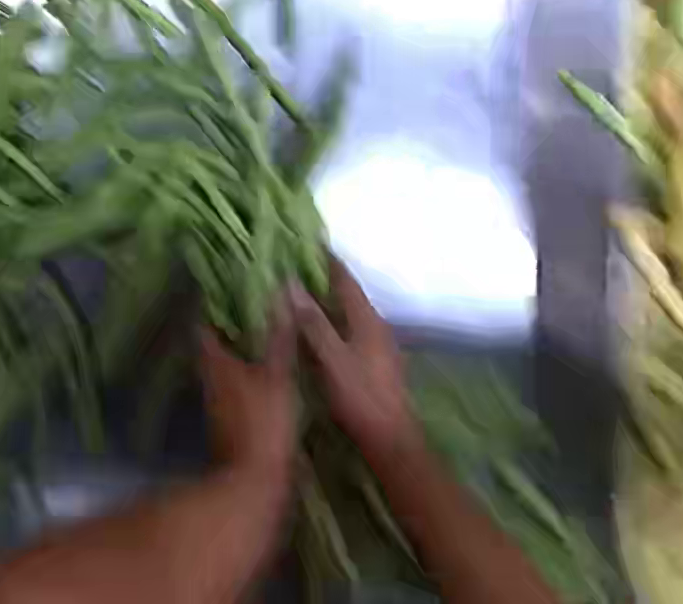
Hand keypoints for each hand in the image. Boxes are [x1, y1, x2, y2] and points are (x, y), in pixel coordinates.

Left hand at [197, 302, 296, 478]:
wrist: (253, 483)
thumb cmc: (263, 423)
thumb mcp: (277, 375)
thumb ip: (279, 337)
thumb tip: (281, 293)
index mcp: (213, 360)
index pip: (204, 322)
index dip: (213, 303)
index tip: (229, 287)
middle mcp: (208, 375)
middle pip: (213, 342)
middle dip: (229, 325)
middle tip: (251, 306)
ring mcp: (216, 399)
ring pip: (223, 364)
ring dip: (238, 349)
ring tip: (262, 333)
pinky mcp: (227, 418)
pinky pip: (233, 384)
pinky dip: (245, 372)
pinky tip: (265, 372)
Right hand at [291, 261, 415, 455]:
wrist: (391, 443)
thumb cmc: (360, 397)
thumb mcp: (331, 357)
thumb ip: (312, 320)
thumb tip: (291, 283)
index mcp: (367, 320)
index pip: (345, 278)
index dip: (327, 259)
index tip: (306, 240)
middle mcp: (375, 326)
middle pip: (346, 293)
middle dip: (322, 276)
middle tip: (292, 263)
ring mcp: (376, 346)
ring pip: (347, 311)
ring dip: (325, 298)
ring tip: (296, 289)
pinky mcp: (372, 362)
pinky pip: (347, 327)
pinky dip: (329, 318)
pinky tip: (312, 325)